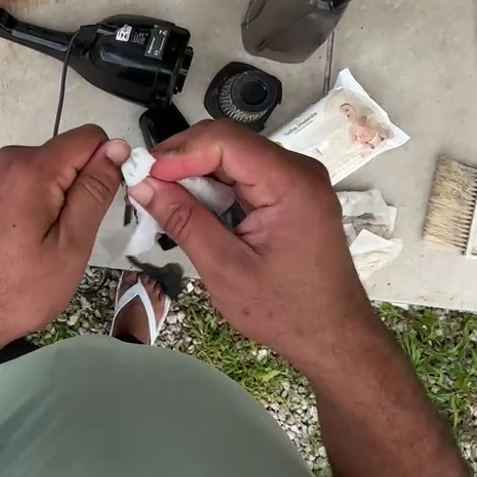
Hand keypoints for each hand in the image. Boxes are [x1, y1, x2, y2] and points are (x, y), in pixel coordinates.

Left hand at [0, 125, 126, 355]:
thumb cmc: (21, 289)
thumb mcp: (71, 244)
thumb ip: (94, 190)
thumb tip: (117, 147)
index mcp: (30, 169)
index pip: (88, 137)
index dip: (106, 164)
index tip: (102, 204)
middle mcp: (6, 161)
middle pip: (65, 153)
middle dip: (79, 185)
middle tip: (70, 235)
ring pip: (45, 169)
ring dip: (56, 196)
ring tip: (46, 241)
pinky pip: (22, 181)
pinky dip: (34, 202)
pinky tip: (25, 238)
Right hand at [129, 119, 370, 363]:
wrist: (333, 335)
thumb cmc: (286, 311)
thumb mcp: (224, 268)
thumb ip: (183, 220)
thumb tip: (143, 185)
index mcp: (291, 185)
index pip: (225, 141)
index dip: (179, 153)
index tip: (144, 175)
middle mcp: (298, 171)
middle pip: (228, 141)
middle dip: (181, 158)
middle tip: (145, 183)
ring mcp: (296, 179)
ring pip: (231, 154)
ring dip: (193, 170)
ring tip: (160, 195)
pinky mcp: (289, 192)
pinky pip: (243, 172)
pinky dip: (211, 183)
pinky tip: (189, 203)